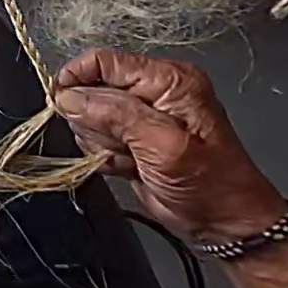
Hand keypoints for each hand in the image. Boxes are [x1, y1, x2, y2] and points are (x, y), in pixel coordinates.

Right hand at [54, 48, 285, 243]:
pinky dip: (103, 155)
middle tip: (125, 145)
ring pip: (85, 116)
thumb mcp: (165, 145)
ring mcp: (136, 114)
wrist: (225, 225)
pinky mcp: (126, 136)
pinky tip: (129, 166)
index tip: (62, 105)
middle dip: (96, 122)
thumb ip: (117, 115)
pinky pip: (91, 138)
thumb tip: (68, 97)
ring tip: (132, 158)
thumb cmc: (209, 183)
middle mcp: (149, 90)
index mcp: (166, 79)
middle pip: (89, 90)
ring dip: (101, 142)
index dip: (76, 79)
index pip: (102, 62)